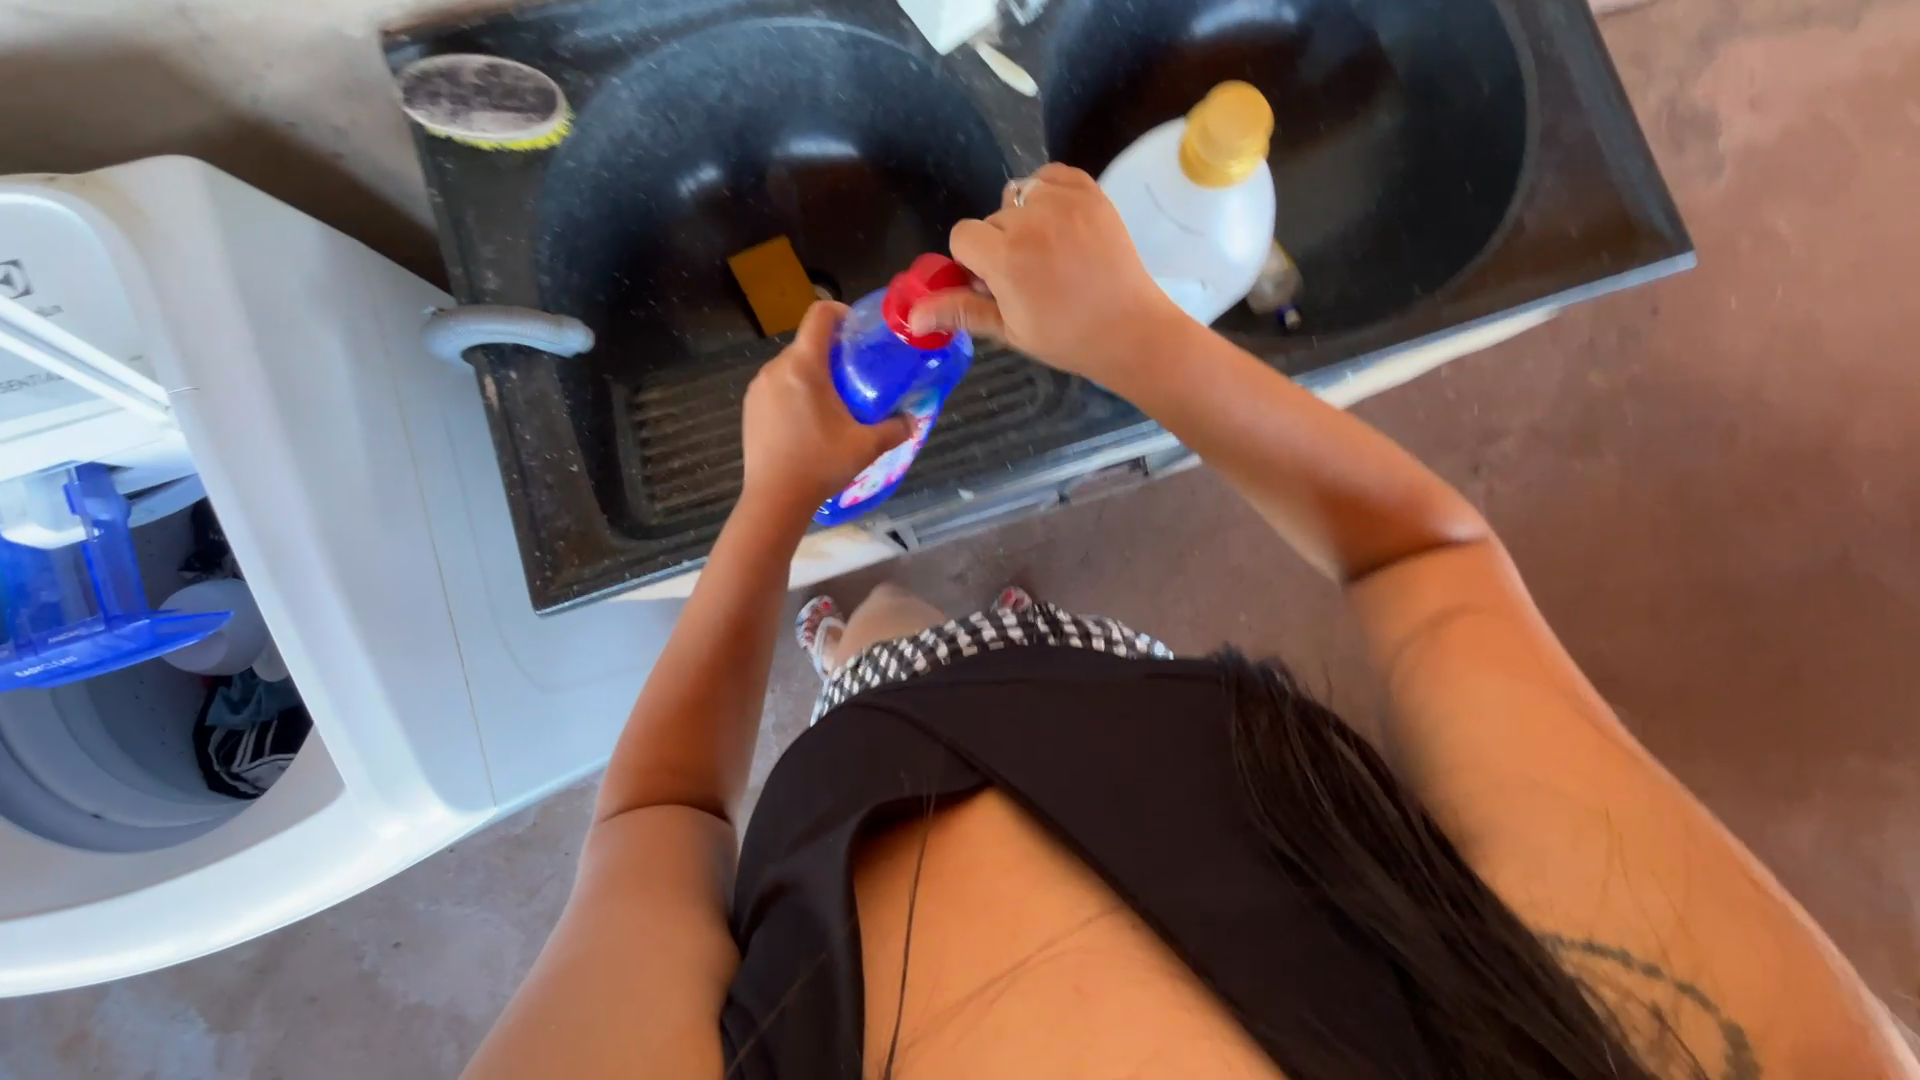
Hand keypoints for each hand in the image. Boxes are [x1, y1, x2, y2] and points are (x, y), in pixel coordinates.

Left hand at [741, 301, 914, 514]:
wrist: (774, 499)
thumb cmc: (821, 464)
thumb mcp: (866, 446)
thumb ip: (895, 428)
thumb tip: (913, 421)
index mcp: (805, 366)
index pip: (820, 315)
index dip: (840, 313)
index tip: (857, 330)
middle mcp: (776, 368)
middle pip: (806, 343)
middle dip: (831, 353)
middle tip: (854, 375)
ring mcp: (758, 388)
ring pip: (790, 366)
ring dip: (812, 374)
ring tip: (832, 401)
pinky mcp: (750, 408)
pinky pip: (776, 386)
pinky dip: (794, 392)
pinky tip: (808, 421)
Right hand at [910, 163, 1191, 379]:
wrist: (1129, 329)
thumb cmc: (1065, 338)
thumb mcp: (1007, 329)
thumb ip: (959, 311)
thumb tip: (912, 316)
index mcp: (1005, 258)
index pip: (962, 236)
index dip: (973, 261)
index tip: (995, 282)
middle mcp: (1030, 221)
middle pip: (990, 218)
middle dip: (999, 243)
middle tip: (1030, 276)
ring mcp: (1064, 202)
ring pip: (1018, 195)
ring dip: (1023, 217)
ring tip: (1047, 250)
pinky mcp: (1090, 192)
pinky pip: (1050, 175)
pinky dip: (1047, 193)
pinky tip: (1059, 224)